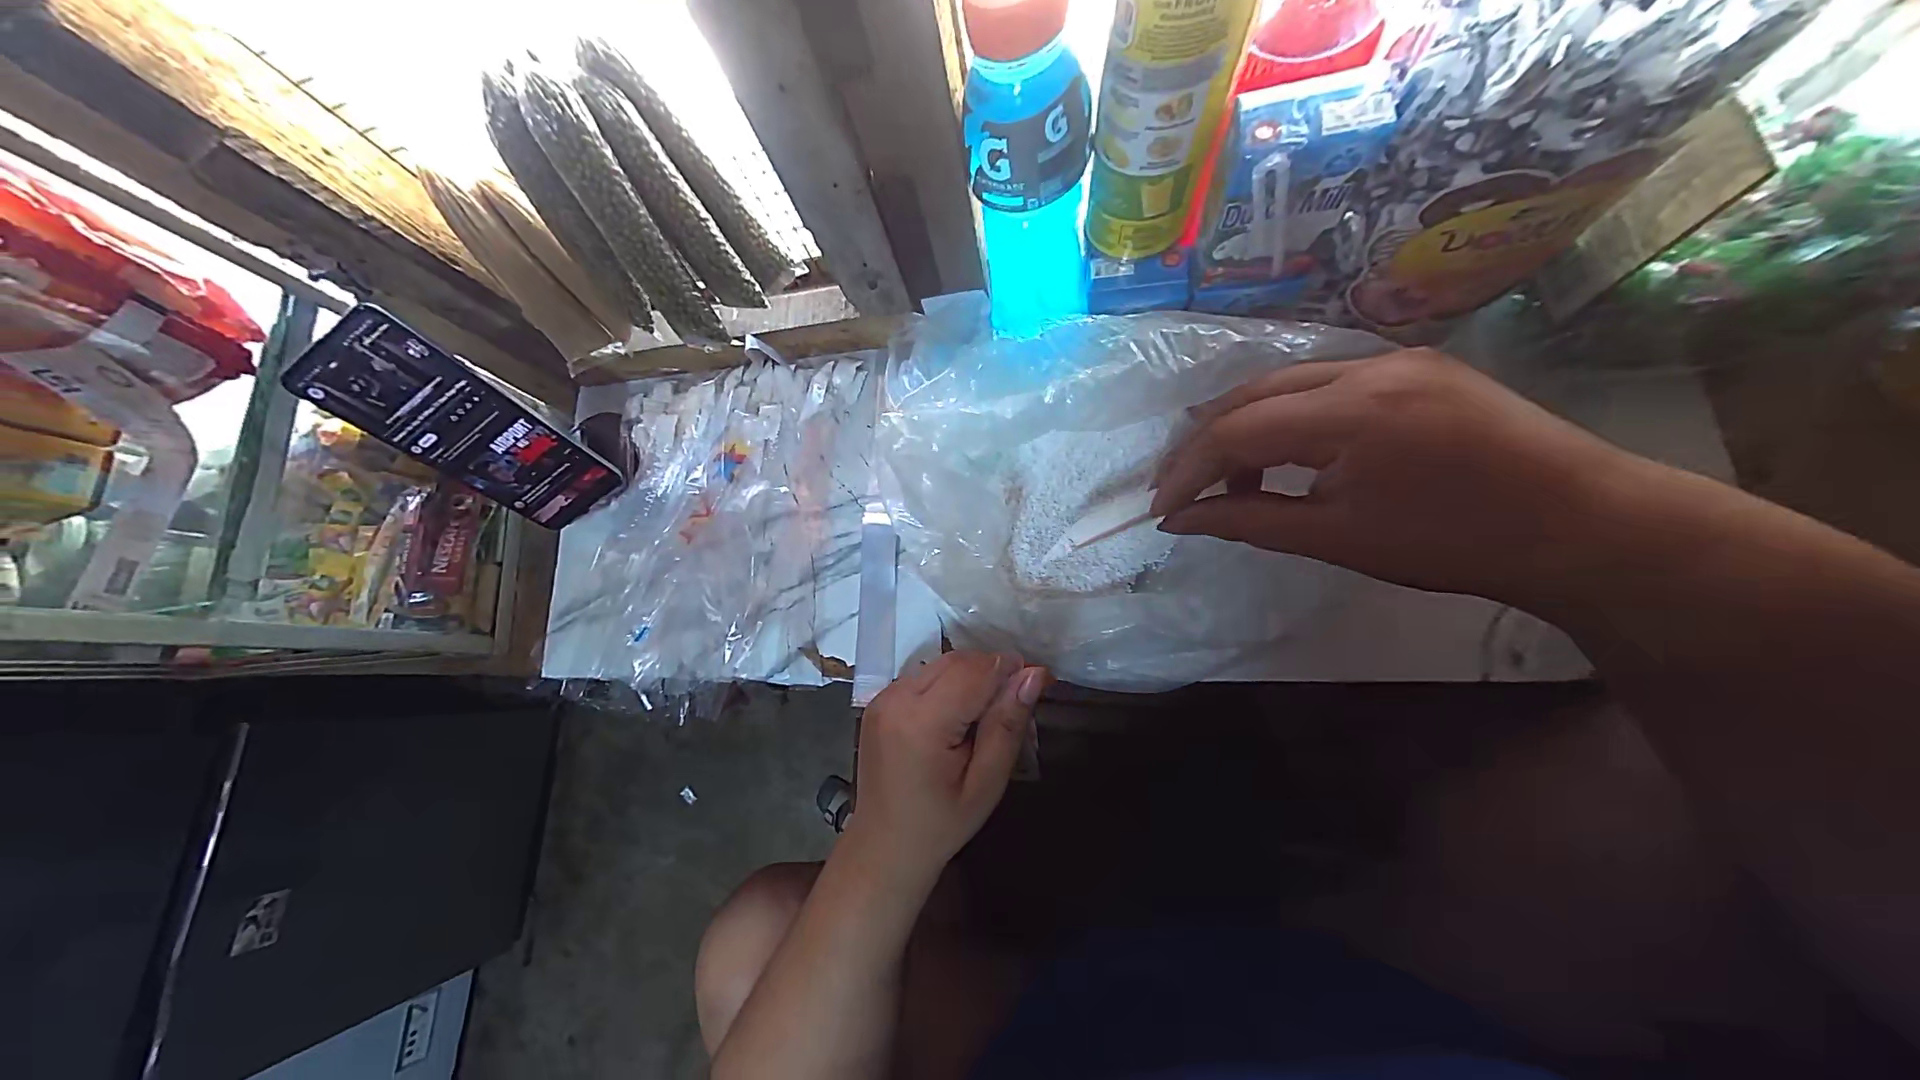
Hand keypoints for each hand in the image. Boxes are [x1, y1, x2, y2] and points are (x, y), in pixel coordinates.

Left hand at [845, 651, 1048, 886]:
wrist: (885, 848)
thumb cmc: (940, 824)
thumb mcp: (986, 782)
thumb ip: (1007, 723)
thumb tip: (1033, 675)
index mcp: (921, 723)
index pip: (975, 671)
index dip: (1010, 669)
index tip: (1036, 681)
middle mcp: (896, 700)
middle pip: (956, 660)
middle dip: (990, 671)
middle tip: (1013, 703)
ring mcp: (882, 698)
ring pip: (940, 663)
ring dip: (969, 675)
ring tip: (984, 715)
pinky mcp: (878, 702)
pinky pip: (922, 675)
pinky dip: (947, 684)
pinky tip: (957, 716)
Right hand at [1150, 349, 1661, 605]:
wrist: (1583, 526)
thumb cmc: (1453, 544)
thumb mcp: (1336, 539)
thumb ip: (1246, 521)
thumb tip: (1180, 521)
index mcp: (1350, 411)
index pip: (1236, 430)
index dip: (1188, 469)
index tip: (1160, 508)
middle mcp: (1366, 365)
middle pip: (1252, 393)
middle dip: (1206, 443)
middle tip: (1180, 489)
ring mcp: (1394, 358)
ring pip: (1286, 383)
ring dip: (1245, 428)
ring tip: (1229, 480)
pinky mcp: (1415, 367)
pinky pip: (1325, 383)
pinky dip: (1288, 418)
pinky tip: (1286, 455)